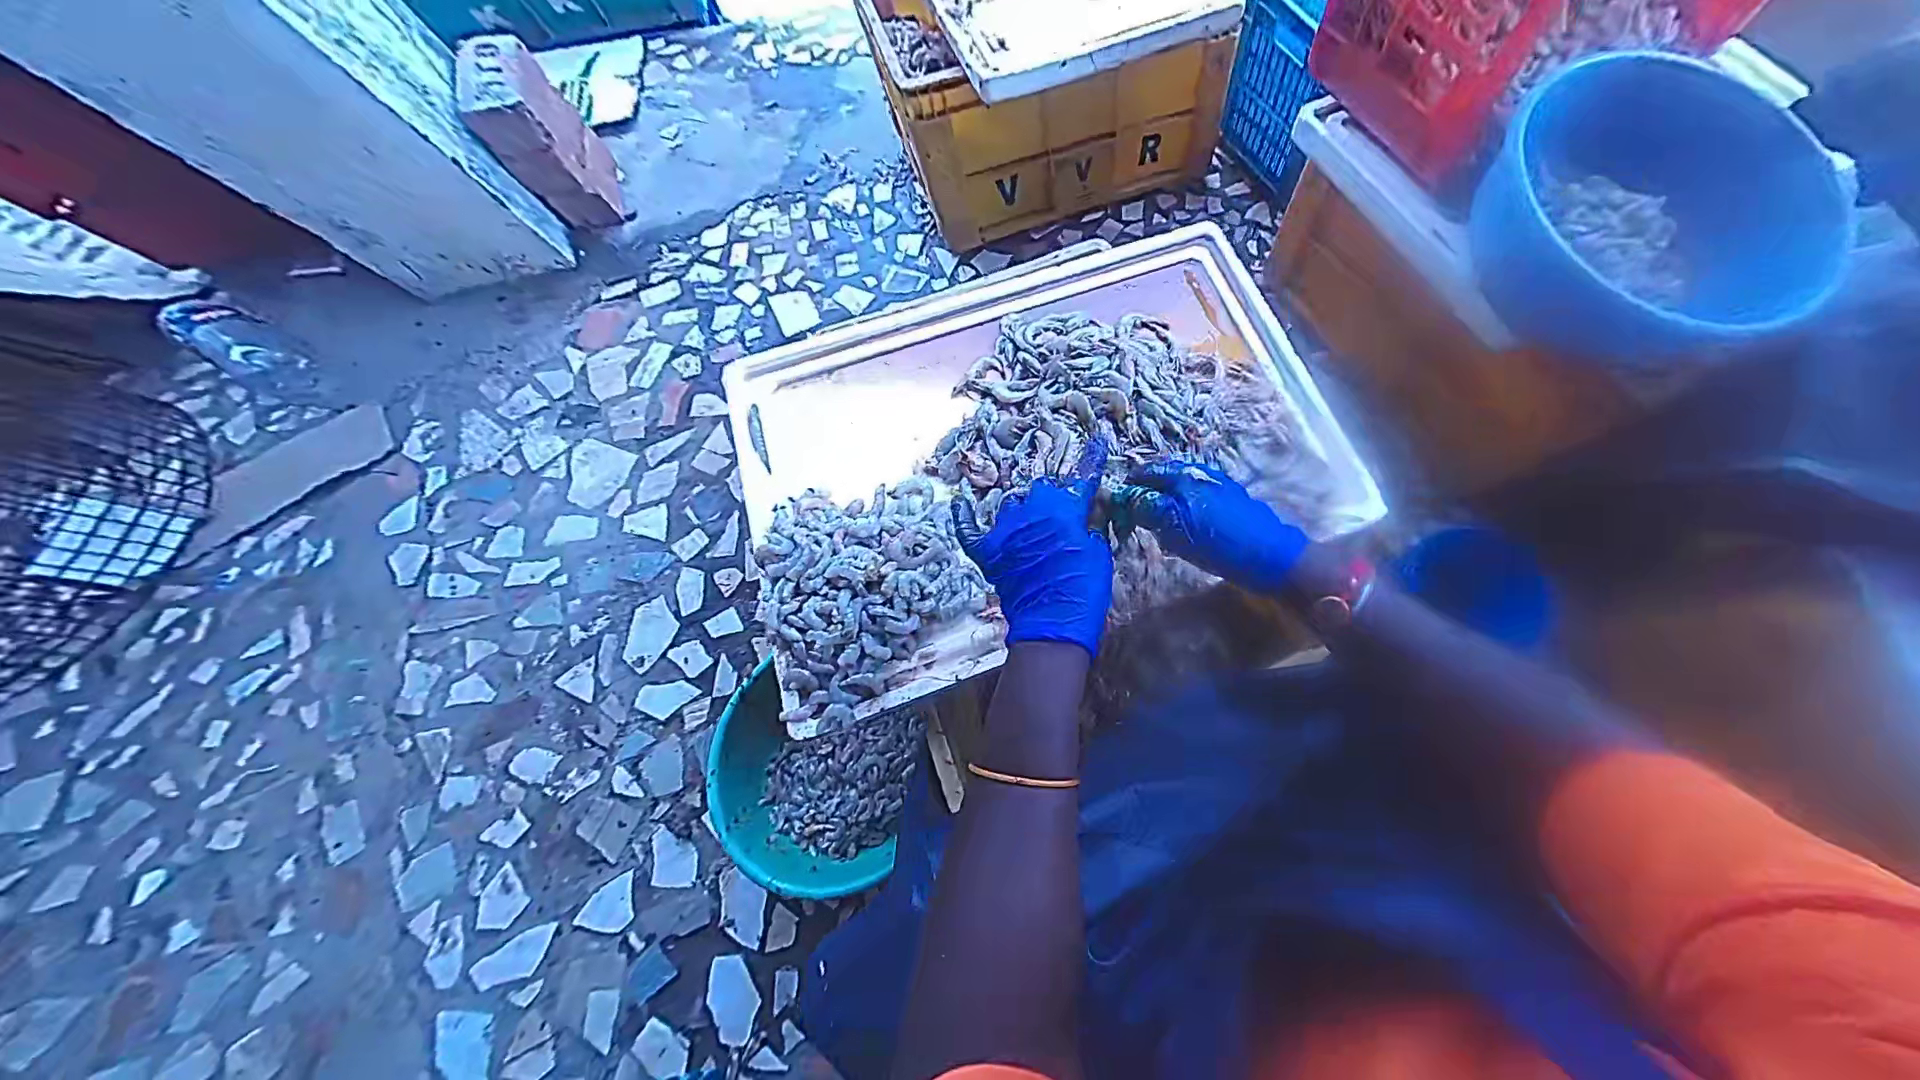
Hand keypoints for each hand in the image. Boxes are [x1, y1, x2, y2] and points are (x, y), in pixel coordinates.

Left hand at [953, 439, 1113, 656]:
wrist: (1052, 625)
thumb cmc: (1084, 590)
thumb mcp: (1100, 552)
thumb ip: (1092, 523)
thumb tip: (1089, 507)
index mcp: (1064, 509)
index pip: (1081, 478)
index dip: (1091, 460)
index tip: (1097, 441)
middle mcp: (1031, 512)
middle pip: (1042, 491)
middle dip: (1053, 498)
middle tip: (1062, 514)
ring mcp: (1005, 530)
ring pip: (1012, 506)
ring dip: (1024, 513)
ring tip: (1032, 526)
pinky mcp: (988, 551)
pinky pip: (970, 528)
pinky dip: (965, 516)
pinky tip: (960, 503)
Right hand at [1126, 461, 1307, 592]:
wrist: (1271, 557)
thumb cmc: (1218, 540)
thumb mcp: (1173, 525)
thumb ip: (1145, 506)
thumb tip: (1118, 496)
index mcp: (1183, 473)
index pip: (1142, 472)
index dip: (1125, 490)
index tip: (1114, 511)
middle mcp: (1198, 473)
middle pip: (1159, 481)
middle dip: (1143, 500)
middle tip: (1133, 525)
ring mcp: (1215, 487)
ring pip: (1175, 494)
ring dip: (1161, 510)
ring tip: (1157, 533)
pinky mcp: (1226, 504)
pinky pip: (1190, 505)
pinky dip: (1178, 517)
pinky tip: (1180, 535)